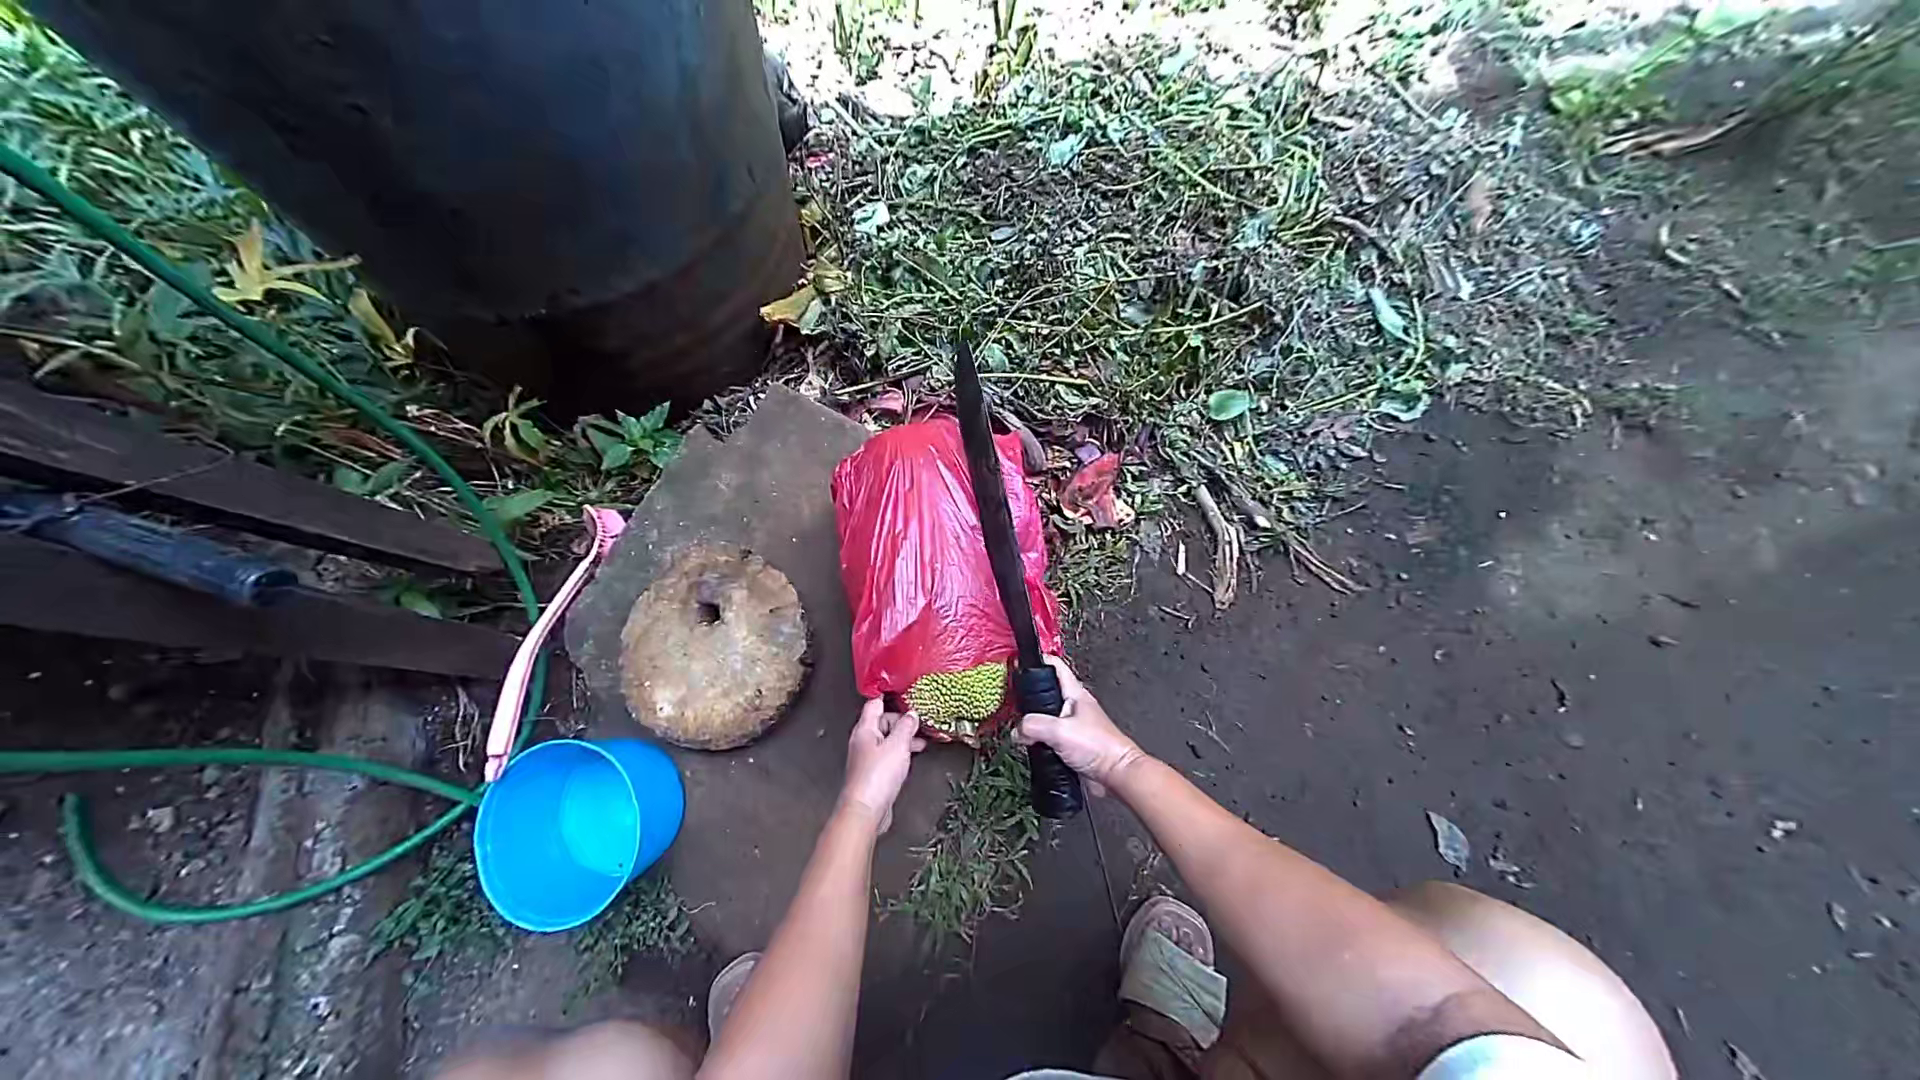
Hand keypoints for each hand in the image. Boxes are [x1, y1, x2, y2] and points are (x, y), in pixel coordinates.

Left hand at [839, 698, 925, 833]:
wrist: (866, 810)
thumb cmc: (877, 776)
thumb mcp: (898, 745)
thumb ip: (906, 727)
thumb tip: (912, 714)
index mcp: (865, 729)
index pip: (874, 704)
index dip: (888, 696)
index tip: (903, 692)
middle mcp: (863, 741)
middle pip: (882, 721)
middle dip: (901, 720)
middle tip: (918, 723)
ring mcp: (867, 757)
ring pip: (887, 739)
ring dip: (903, 738)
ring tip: (921, 741)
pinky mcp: (873, 772)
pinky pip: (888, 754)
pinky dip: (900, 752)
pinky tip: (910, 757)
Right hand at [1016, 656, 1145, 794]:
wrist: (1115, 776)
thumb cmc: (1101, 748)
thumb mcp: (1060, 731)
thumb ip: (1033, 726)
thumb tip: (1018, 729)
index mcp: (1075, 694)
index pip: (1055, 666)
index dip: (1038, 661)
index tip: (1020, 664)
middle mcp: (1073, 707)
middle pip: (1045, 693)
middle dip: (1028, 699)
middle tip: (1015, 702)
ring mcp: (1071, 726)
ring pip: (1044, 718)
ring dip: (1033, 726)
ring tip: (1023, 731)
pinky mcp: (1070, 745)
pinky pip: (1047, 739)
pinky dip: (1039, 743)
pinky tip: (1034, 748)